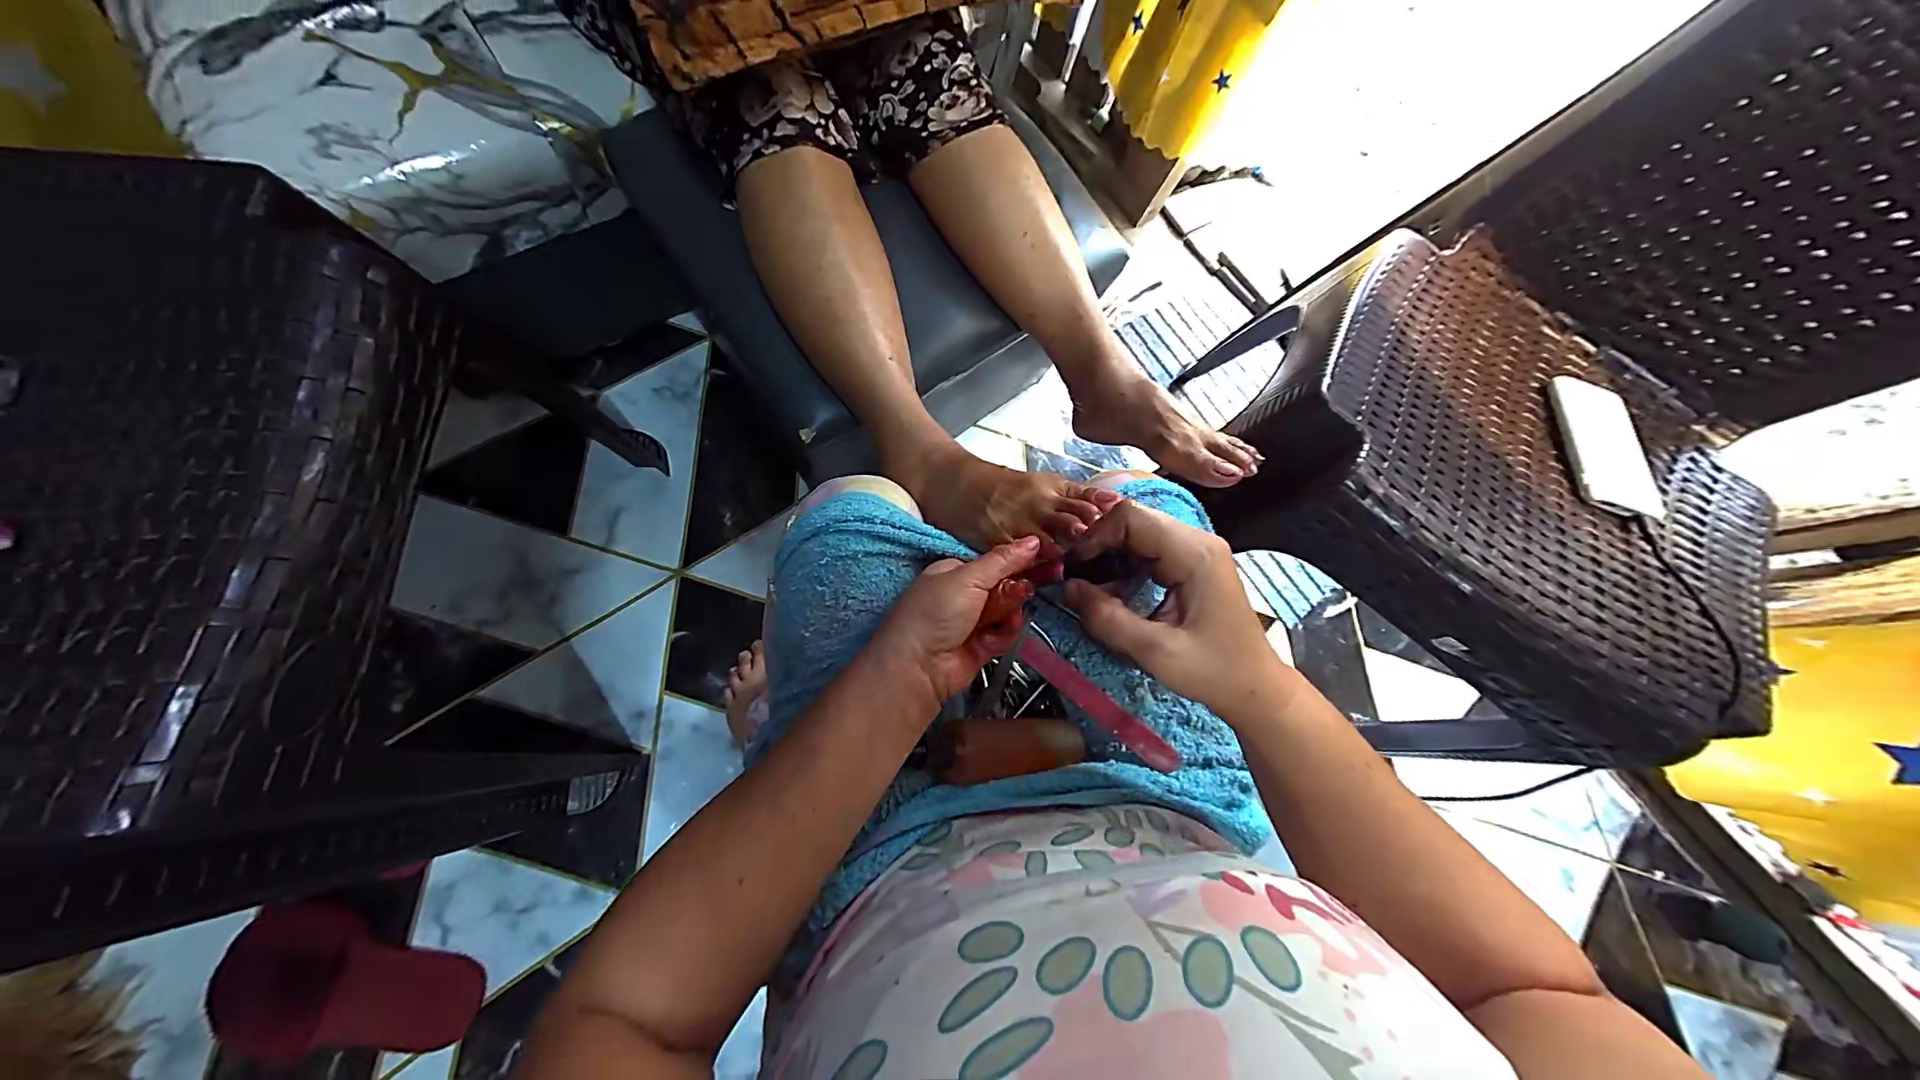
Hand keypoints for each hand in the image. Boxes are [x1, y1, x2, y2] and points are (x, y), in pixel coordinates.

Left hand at [873, 536, 1046, 706]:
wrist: (919, 666)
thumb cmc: (934, 613)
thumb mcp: (968, 578)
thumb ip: (1003, 560)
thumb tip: (1032, 541)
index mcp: (956, 570)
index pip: (995, 558)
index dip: (1021, 556)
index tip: (1049, 553)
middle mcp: (965, 593)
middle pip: (1006, 583)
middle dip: (1021, 584)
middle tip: (1048, 577)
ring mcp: (974, 620)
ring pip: (1010, 609)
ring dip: (1012, 612)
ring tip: (1004, 617)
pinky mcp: (983, 644)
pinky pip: (1006, 633)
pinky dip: (1004, 634)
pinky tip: (993, 637)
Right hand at [1062, 500, 1288, 719]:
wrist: (1255, 689)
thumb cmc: (1214, 671)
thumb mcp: (1154, 651)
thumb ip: (1107, 618)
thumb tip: (1068, 588)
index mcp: (1194, 554)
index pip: (1131, 517)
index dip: (1095, 535)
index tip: (1074, 566)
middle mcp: (1197, 541)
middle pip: (1134, 520)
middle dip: (1099, 546)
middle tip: (1077, 577)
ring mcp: (1197, 551)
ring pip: (1138, 534)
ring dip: (1110, 557)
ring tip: (1093, 590)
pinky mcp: (1192, 564)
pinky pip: (1149, 551)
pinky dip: (1125, 566)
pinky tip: (1115, 594)